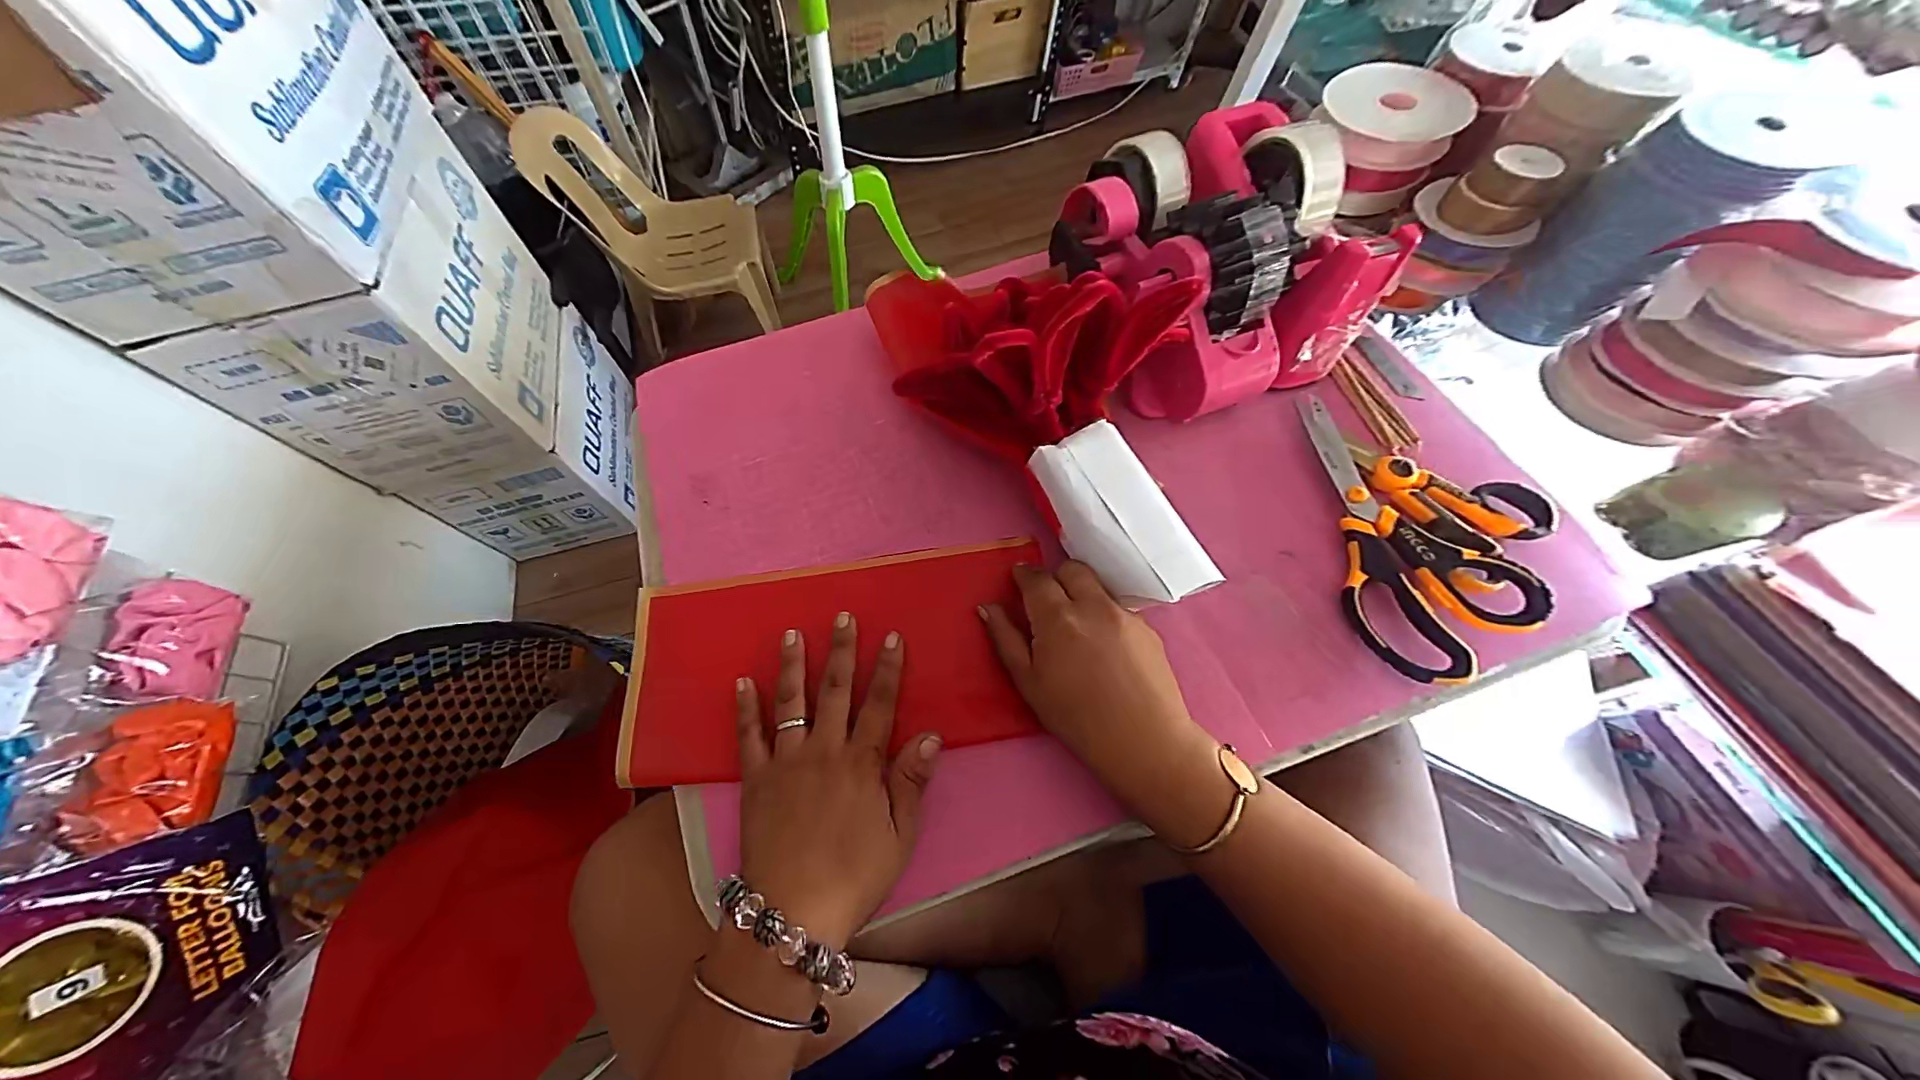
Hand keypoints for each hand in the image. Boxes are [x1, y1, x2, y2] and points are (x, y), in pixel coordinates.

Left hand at [735, 614, 940, 948]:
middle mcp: (824, 751)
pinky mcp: (755, 779)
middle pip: (835, 691)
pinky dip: (745, 708)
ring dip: (793, 665)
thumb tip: (932, 734)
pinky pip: (748, 736)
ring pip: (790, 703)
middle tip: (841, 616)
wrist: (792, 912)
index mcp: (862, 764)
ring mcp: (786, 762)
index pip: (880, 704)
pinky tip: (742, 681)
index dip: (887, 668)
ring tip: (791, 633)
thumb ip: (912, 781)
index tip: (891, 636)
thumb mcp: (900, 835)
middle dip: (841, 650)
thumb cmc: (855, 875)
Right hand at [980, 562, 1223, 841]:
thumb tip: (988, 607)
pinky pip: (1119, 608)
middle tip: (1046, 598)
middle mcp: (1093, 606)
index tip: (1018, 577)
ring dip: (1082, 592)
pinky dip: (1104, 614)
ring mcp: (1125, 614)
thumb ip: (1006, 639)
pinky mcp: (1148, 628)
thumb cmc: (1076, 717)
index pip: (1037, 579)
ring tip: (1076, 624)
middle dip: (1055, 576)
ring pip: (1098, 586)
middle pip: (1072, 569)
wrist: (1143, 740)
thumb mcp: (1028, 682)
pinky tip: (1104, 646)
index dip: (1024, 574)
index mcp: (1058, 617)